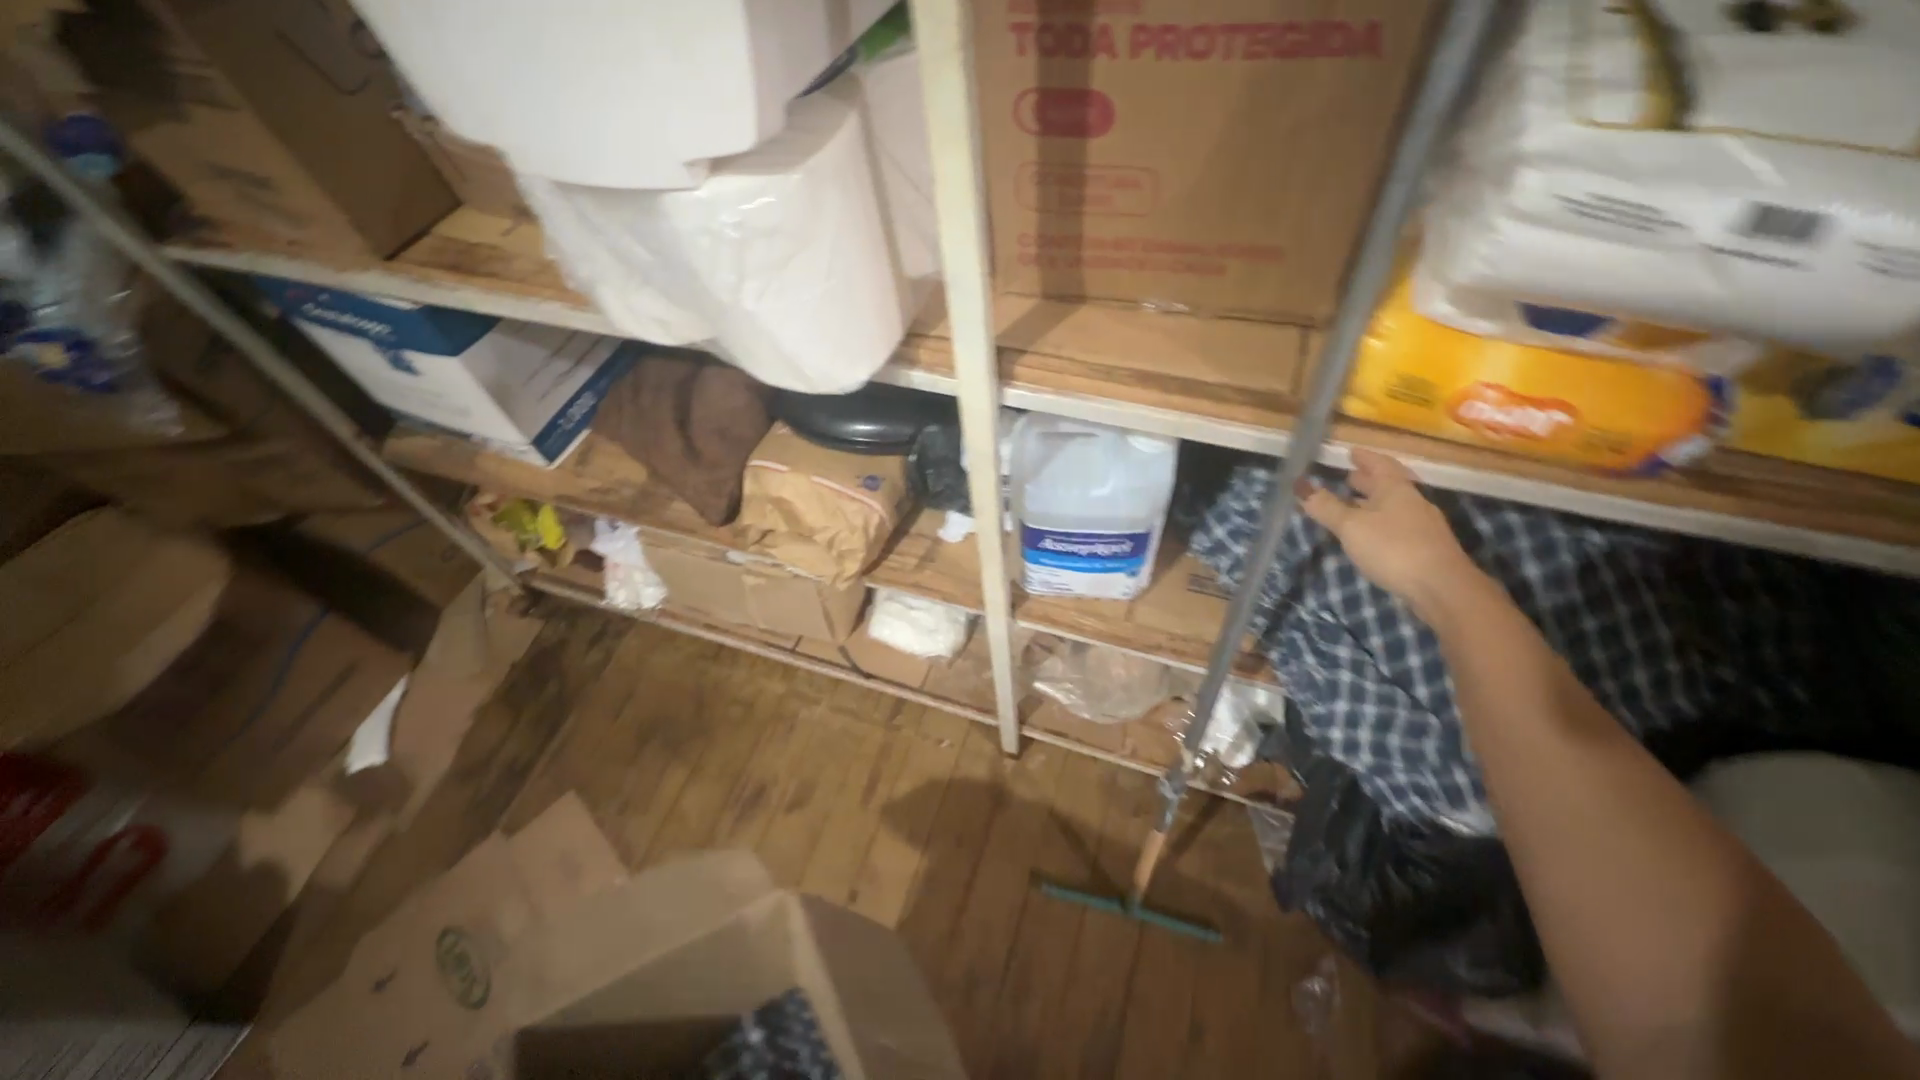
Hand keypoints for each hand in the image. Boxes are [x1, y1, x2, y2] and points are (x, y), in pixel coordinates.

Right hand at [1298, 449, 1480, 616]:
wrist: (1441, 587)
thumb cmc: (1393, 548)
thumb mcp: (1352, 527)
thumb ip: (1327, 507)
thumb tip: (1301, 486)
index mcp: (1396, 489)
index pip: (1380, 464)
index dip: (1364, 457)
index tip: (1351, 452)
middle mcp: (1412, 502)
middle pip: (1389, 484)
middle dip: (1368, 480)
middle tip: (1348, 476)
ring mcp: (1422, 526)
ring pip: (1394, 506)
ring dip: (1373, 503)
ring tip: (1353, 505)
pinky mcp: (1424, 549)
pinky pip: (1398, 526)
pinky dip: (1381, 523)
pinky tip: (1371, 535)